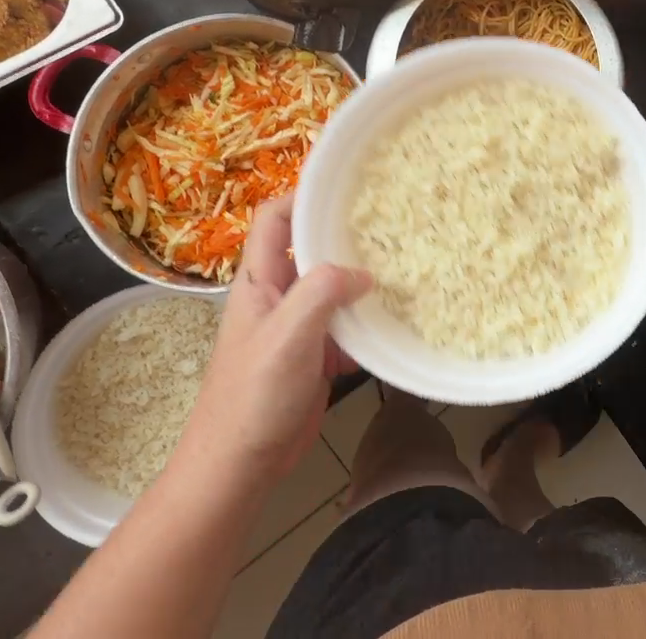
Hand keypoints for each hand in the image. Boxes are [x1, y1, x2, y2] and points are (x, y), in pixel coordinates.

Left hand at [180, 196, 370, 478]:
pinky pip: (348, 325)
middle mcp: (278, 296)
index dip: (301, 193)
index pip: (274, 219)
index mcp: (259, 282)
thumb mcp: (287, 336)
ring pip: (334, 287)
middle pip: (310, 248)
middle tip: (392, 216)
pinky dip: (370, 320)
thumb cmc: (253, 396)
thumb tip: (364, 272)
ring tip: (406, 259)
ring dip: (363, 277)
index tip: (343, 179)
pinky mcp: (317, 354)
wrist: (240, 465)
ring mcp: (298, 326)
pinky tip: (398, 317)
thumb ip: (320, 293)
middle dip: (345, 232)